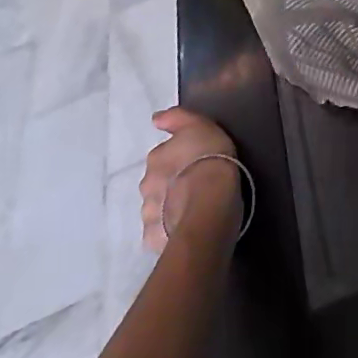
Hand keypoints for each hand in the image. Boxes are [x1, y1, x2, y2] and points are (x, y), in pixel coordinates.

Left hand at [138, 107, 239, 252]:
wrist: (211, 201)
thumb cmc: (208, 158)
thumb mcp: (199, 125)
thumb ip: (176, 118)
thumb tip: (156, 119)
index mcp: (156, 159)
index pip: (161, 157)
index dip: (177, 161)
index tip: (192, 164)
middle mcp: (147, 185)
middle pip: (156, 184)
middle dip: (168, 187)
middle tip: (191, 190)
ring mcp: (149, 214)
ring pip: (156, 211)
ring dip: (168, 211)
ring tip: (190, 213)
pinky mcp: (155, 239)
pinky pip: (160, 236)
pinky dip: (168, 234)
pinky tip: (184, 231)